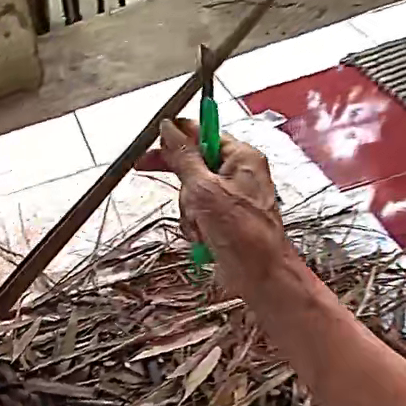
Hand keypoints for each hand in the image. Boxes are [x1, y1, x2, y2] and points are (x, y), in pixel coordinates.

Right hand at [137, 117, 289, 297]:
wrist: (260, 275)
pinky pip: (197, 213)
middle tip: (146, 166)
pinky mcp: (224, 220)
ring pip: (192, 191)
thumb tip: (169, 129)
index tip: (155, 138)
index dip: (178, 135)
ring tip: (198, 222)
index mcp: (241, 158)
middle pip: (194, 162)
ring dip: (187, 208)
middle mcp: (239, 174)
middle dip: (179, 179)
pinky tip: (202, 236)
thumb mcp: (204, 189)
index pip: (204, 133)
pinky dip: (194, 224)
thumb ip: (183, 157)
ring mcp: (231, 198)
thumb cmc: (243, 233)